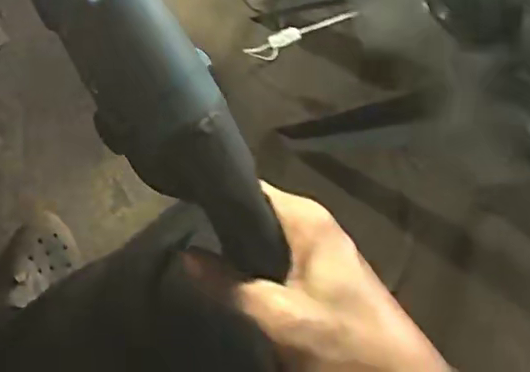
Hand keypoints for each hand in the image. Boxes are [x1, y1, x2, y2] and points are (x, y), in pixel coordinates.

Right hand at [185, 183, 445, 371]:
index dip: (216, 196)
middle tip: (188, 241)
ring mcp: (322, 250)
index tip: (182, 207)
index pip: (249, 187)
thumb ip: (230, 286)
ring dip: (240, 255)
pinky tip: (237, 287)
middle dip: (224, 230)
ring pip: (266, 240)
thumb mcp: (281, 318)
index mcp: (306, 217)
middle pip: (255, 214)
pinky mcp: (326, 278)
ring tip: (203, 262)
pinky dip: (258, 272)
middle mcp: (314, 223)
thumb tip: (184, 255)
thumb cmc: (347, 342)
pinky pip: (279, 261)